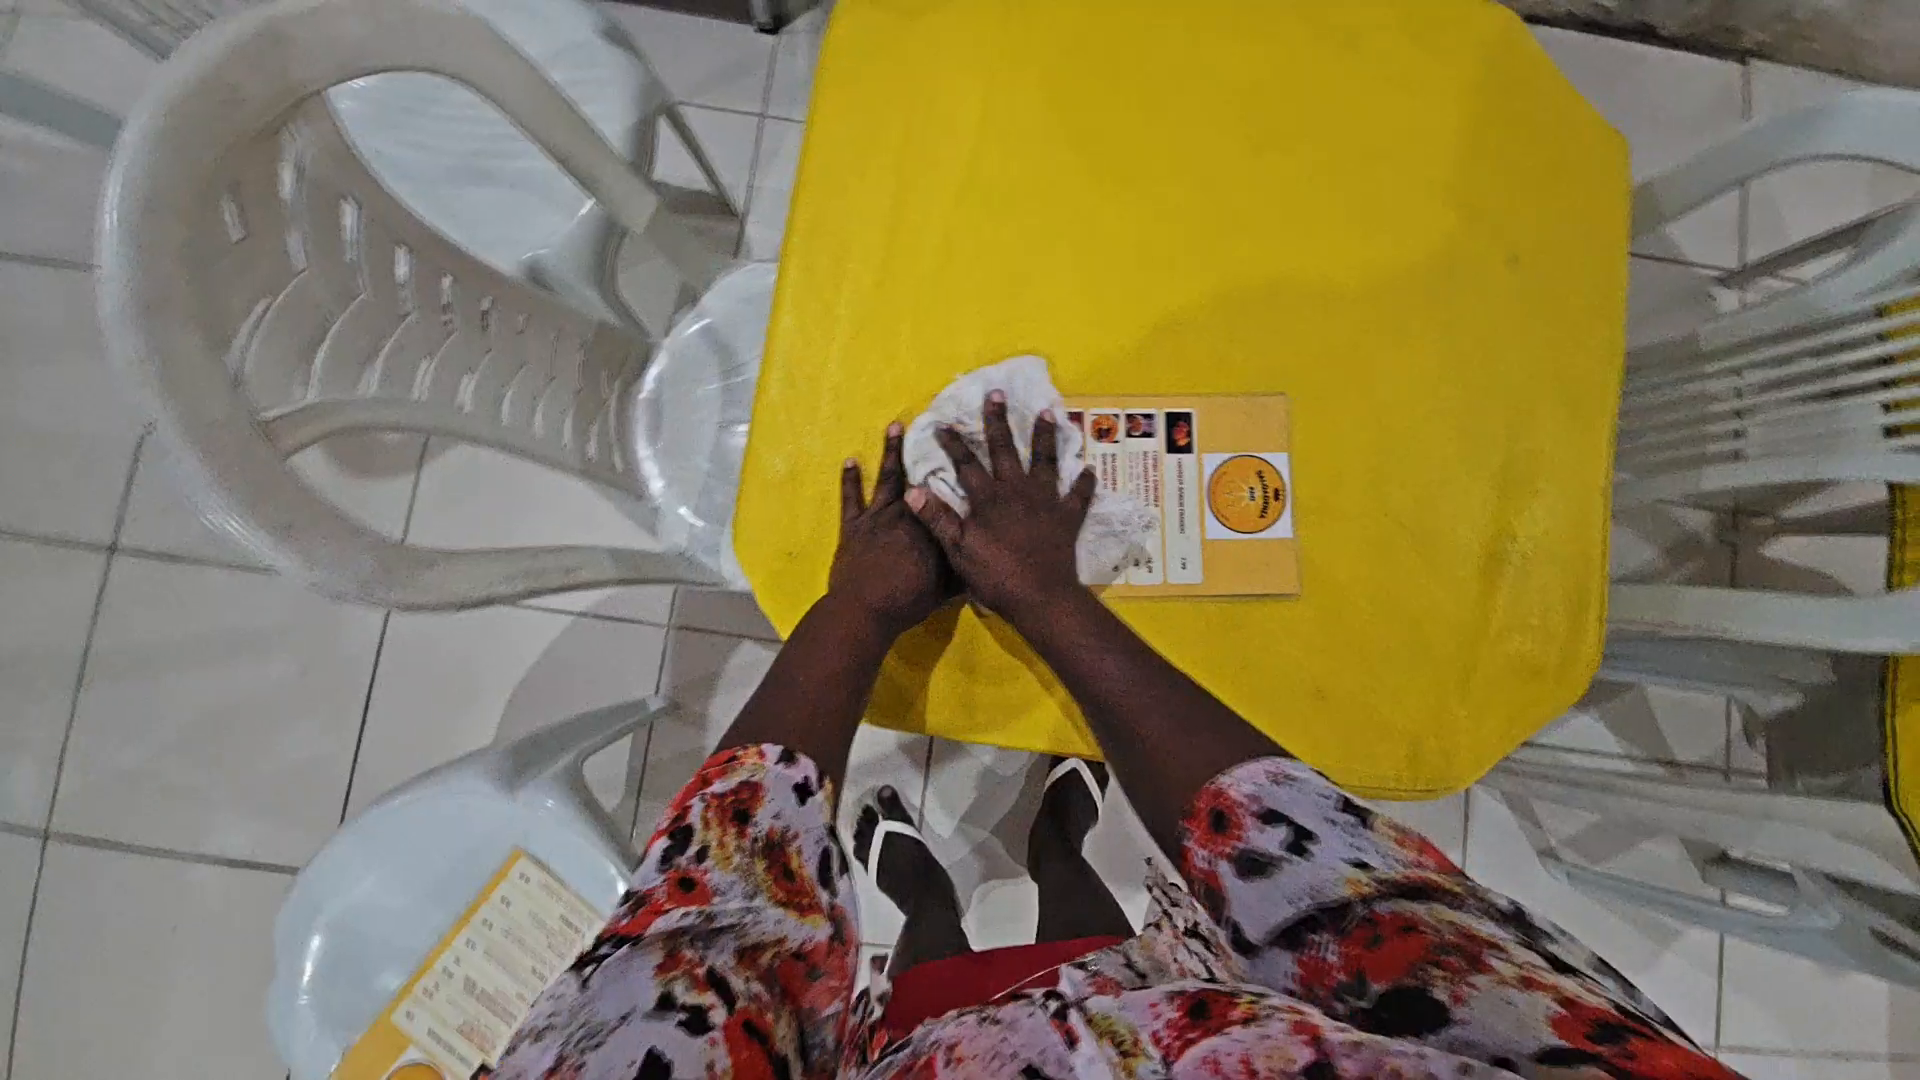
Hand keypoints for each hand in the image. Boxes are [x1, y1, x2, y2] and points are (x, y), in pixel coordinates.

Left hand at [828, 422, 958, 637]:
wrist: (865, 610)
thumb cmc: (908, 601)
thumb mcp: (946, 590)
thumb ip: (962, 572)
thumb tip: (983, 560)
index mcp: (930, 529)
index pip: (944, 499)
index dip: (952, 475)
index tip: (962, 450)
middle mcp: (906, 515)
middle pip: (917, 479)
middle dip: (925, 452)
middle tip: (932, 424)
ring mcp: (877, 518)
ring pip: (886, 478)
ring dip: (890, 451)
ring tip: (894, 426)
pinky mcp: (852, 527)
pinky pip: (851, 499)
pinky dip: (849, 479)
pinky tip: (850, 460)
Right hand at [905, 390, 1096, 621]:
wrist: (1040, 596)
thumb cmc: (995, 576)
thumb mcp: (958, 550)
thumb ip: (937, 519)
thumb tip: (913, 490)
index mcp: (988, 499)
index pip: (966, 464)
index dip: (953, 444)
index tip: (942, 423)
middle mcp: (1017, 491)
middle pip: (1005, 450)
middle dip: (998, 421)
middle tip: (997, 394)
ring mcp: (1046, 502)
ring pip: (1045, 461)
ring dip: (1046, 436)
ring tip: (1049, 412)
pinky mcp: (1068, 518)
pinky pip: (1079, 496)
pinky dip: (1085, 483)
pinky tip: (1089, 470)